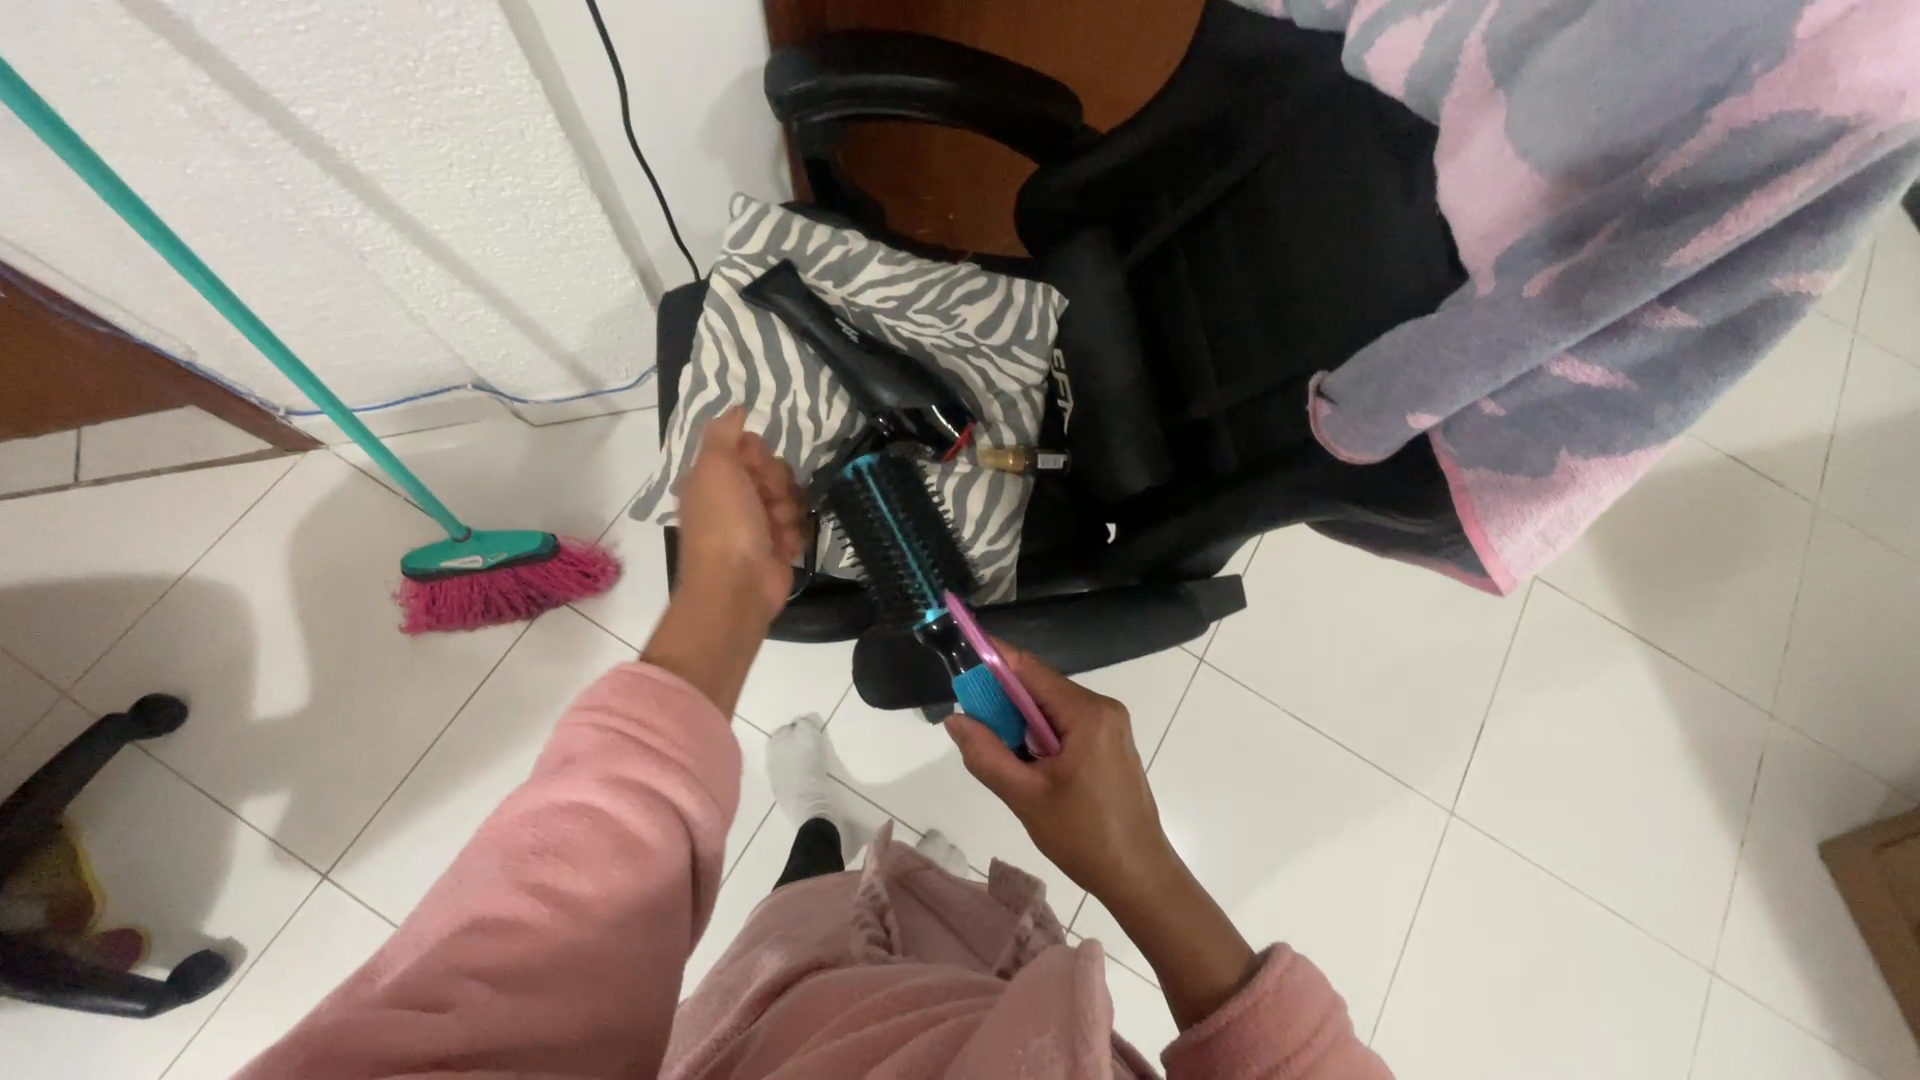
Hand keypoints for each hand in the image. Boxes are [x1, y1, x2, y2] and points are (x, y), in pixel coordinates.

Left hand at [675, 407, 805, 623]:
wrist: (737, 585)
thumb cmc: (724, 524)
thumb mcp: (715, 468)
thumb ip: (724, 433)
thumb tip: (737, 407)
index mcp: (714, 477)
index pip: (751, 447)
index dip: (759, 456)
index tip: (754, 469)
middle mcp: (735, 497)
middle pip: (776, 471)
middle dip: (778, 485)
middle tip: (766, 503)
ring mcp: (757, 523)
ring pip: (792, 497)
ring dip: (788, 512)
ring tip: (774, 531)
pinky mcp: (778, 545)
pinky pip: (800, 525)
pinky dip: (793, 535)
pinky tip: (782, 547)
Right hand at [943, 647, 1181, 906]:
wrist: (1139, 876)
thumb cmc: (1084, 837)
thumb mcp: (1025, 797)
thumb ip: (986, 754)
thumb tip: (956, 720)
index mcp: (1087, 713)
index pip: (1029, 670)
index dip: (993, 660)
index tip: (960, 656)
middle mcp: (1103, 708)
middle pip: (1039, 688)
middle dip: (1002, 701)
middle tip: (972, 727)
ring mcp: (1110, 725)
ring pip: (1050, 708)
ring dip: (1019, 723)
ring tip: (999, 755)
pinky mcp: (1109, 743)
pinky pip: (1065, 724)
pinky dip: (1039, 736)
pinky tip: (1025, 764)